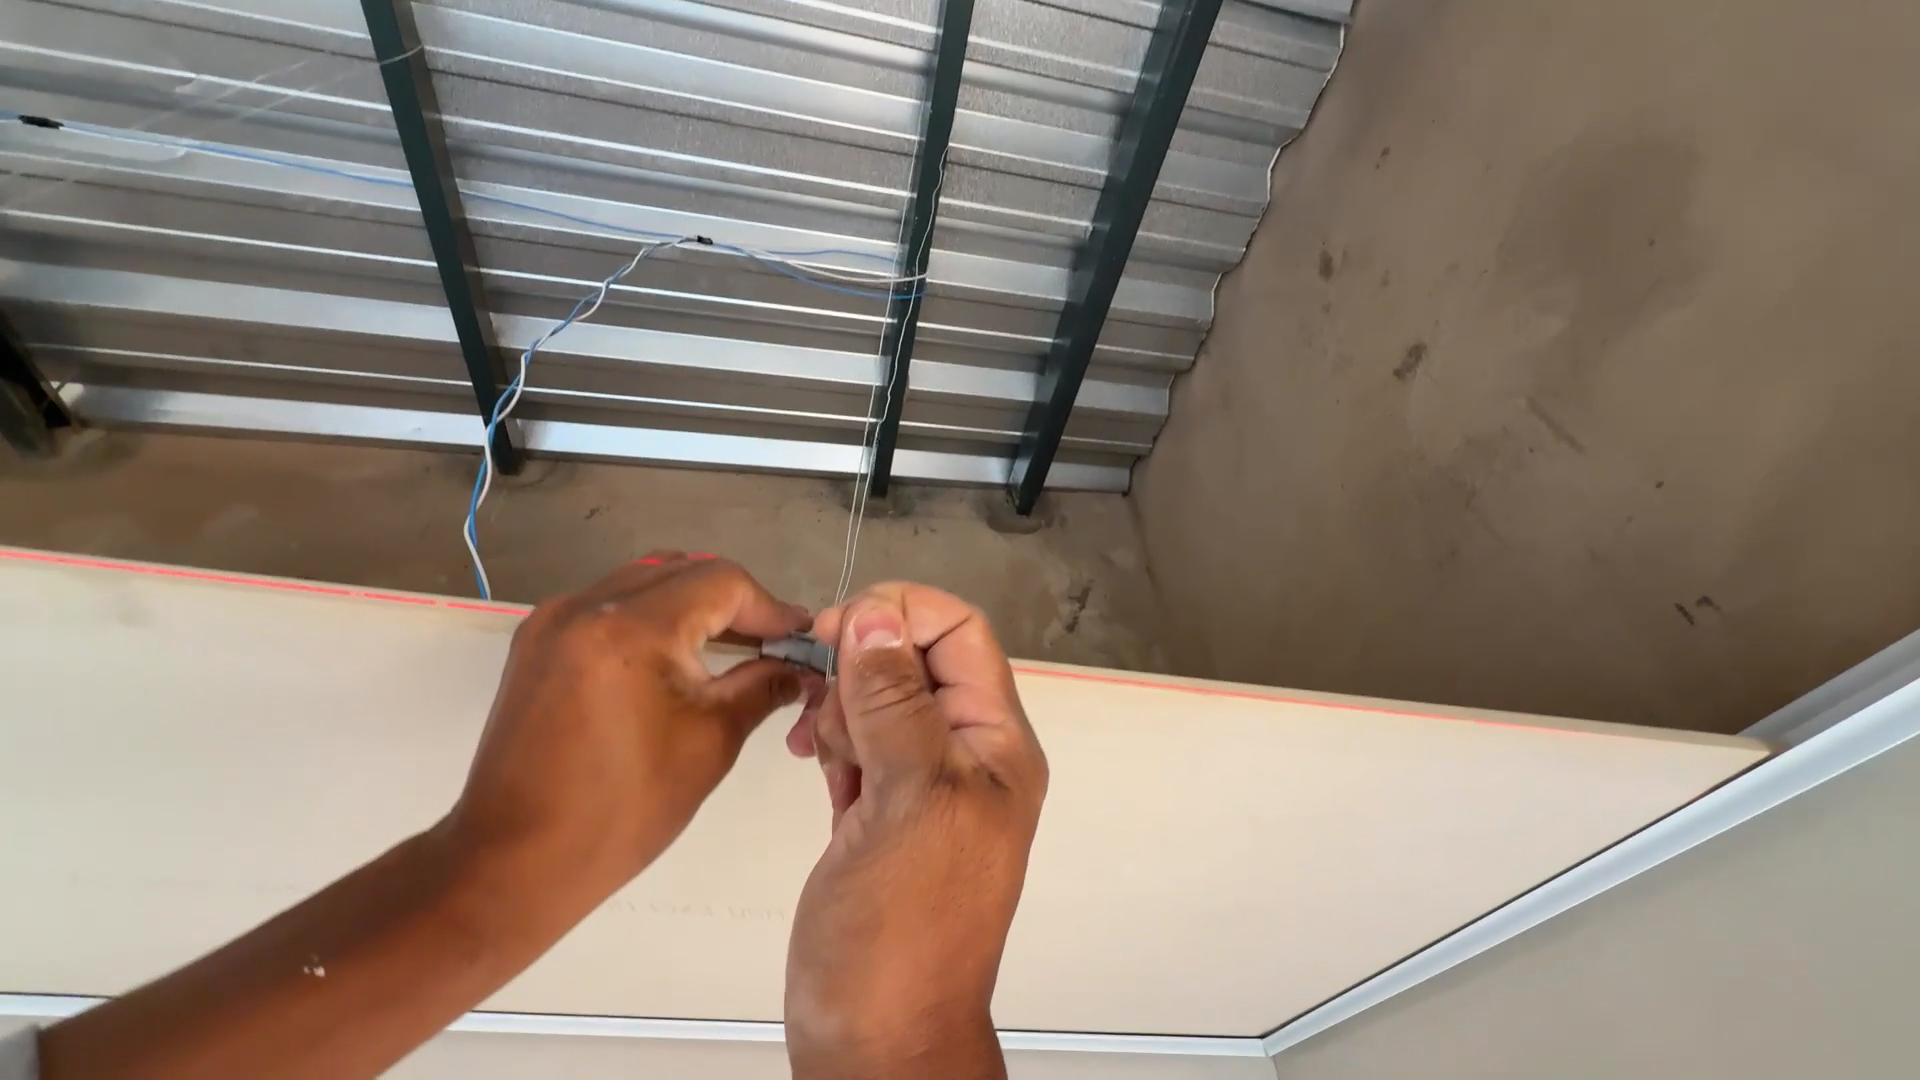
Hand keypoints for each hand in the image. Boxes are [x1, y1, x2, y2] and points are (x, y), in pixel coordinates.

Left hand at [440, 552, 815, 922]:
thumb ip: (763, 687)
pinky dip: (654, 616)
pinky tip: (676, 655)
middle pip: (684, 570)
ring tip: (732, 645)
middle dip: (736, 601)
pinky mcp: (538, 640)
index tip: (799, 638)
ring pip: (646, 580)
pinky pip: (611, 603)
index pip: (721, 582)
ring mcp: (555, 619)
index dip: (769, 606)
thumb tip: (802, 669)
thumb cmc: (623, 809)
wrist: (512, 863)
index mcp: (631, 628)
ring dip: (695, 603)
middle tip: (772, 641)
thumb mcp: (711, 742)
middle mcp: (587, 605)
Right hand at [782, 584, 1047, 1079]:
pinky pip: (857, 736)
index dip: (900, 613)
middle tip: (834, 711)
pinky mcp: (881, 801)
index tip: (841, 628)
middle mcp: (965, 751)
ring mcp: (921, 776)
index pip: (959, 631)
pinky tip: (819, 766)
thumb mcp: (910, 802)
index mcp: (995, 742)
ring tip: (827, 755)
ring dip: (843, 707)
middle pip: (914, 656)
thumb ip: (896, 702)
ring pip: (879, 694)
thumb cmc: (905, 936)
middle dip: (863, 667)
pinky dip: (832, 738)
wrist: (875, 1035)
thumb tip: (875, 618)